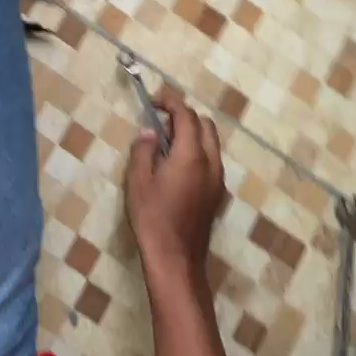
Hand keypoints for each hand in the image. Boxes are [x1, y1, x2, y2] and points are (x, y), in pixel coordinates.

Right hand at [124, 89, 227, 286]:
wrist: (175, 257)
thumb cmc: (152, 216)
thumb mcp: (137, 179)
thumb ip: (144, 150)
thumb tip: (151, 133)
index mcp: (191, 156)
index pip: (186, 115)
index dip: (171, 101)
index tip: (153, 98)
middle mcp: (211, 163)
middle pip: (205, 125)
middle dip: (184, 115)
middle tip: (158, 120)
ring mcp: (218, 179)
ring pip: (211, 142)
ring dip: (191, 132)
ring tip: (164, 142)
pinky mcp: (217, 193)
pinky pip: (211, 159)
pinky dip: (196, 150)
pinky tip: (174, 164)